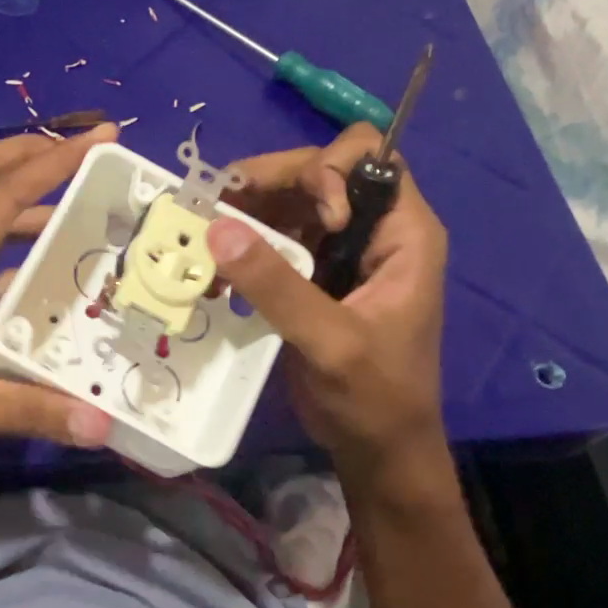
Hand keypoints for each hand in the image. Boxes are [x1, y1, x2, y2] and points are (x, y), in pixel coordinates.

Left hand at [0, 127, 118, 497]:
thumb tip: (102, 423)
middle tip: (83, 155)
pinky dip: (24, 253)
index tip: (103, 138)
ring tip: (88, 210)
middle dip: (27, 155)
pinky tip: (62, 275)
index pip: (2, 195)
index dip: (52, 162)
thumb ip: (32, 410)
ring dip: (30, 204)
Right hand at [208, 123, 448, 478]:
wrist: (375, 448)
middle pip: (319, 174)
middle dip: (268, 187)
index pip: (371, 160)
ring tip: (205, 240)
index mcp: (402, 234)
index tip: (304, 218)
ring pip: (291, 206)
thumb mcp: (329, 341)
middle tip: (218, 212)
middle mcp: (372, 232)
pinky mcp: (311, 280)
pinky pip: (275, 243)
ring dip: (246, 216)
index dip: (328, 173)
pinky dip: (243, 248)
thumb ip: (276, 285)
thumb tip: (217, 228)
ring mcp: (339, 255)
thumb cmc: (373, 396)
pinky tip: (215, 271)